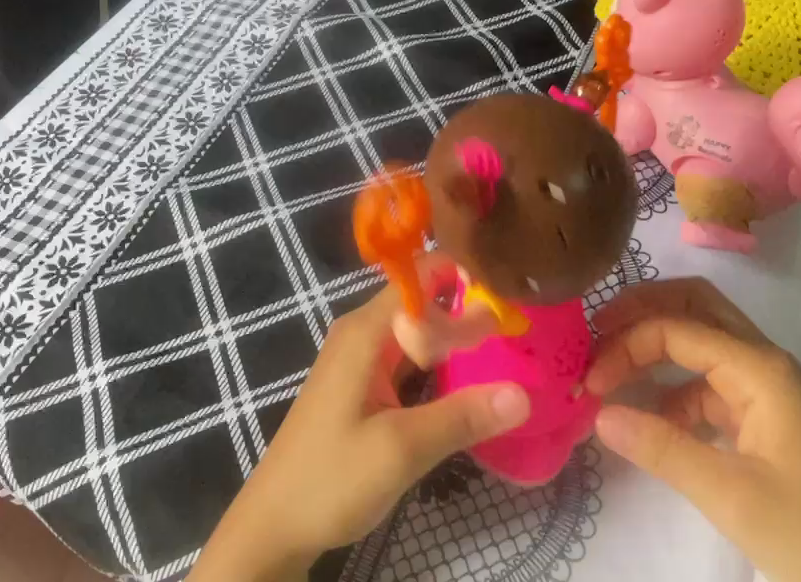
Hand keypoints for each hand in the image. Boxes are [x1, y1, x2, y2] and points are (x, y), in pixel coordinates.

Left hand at [189, 263, 529, 580]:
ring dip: (458, 339)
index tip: (509, 292)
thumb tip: (525, 393)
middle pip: (422, 302)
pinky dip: (441, 365)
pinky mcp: (365, 387)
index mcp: (365, 332)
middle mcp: (363, 334)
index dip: (462, 275)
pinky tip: (475, 378)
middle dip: (468, 309)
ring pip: (418, 334)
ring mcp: (362, 361)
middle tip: (520, 327)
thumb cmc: (331, 478)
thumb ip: (462, 417)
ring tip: (511, 345)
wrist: (275, 524)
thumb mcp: (402, 449)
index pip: (418, 276)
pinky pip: (409, 361)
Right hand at [586, 279, 800, 581]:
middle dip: (641, 311)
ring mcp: (770, 394)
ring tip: (611, 374)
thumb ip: (662, 448)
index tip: (589, 383)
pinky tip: (653, 422)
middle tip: (595, 334)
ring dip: (656, 348)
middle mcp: (765, 366)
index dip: (626, 345)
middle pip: (695, 307)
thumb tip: (599, 413)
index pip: (676, 327)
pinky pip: (712, 386)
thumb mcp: (732, 496)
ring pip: (703, 344)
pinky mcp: (770, 424)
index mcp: (760, 369)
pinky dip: (675, 390)